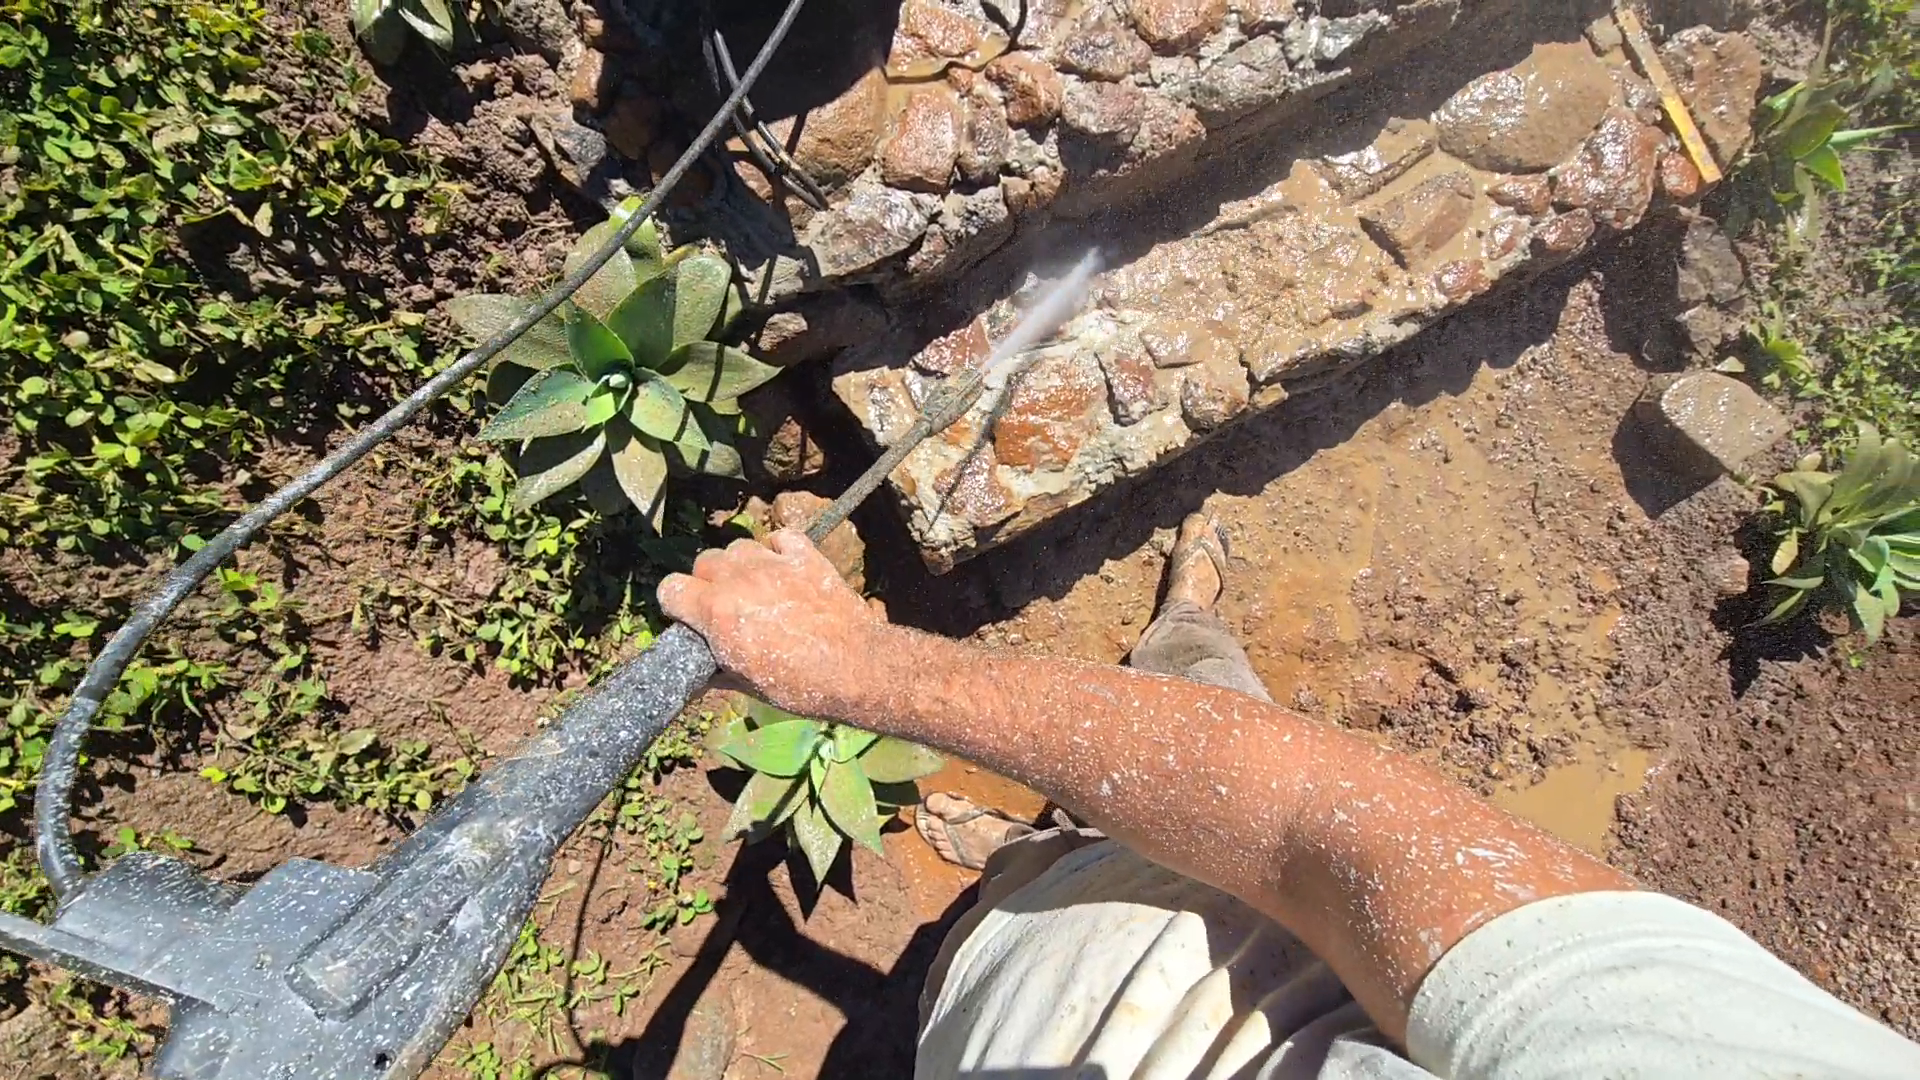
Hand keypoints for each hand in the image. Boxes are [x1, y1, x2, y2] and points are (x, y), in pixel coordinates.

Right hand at [659, 530, 887, 717]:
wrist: (855, 667)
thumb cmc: (800, 684)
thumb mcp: (749, 686)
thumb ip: (718, 672)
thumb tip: (700, 676)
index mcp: (716, 611)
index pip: (670, 588)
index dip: (678, 604)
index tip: (691, 617)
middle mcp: (739, 579)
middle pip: (703, 562)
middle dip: (709, 582)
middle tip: (728, 605)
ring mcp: (773, 563)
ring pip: (738, 547)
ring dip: (742, 564)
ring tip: (757, 587)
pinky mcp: (805, 556)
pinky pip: (781, 537)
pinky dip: (779, 548)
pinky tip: (786, 568)